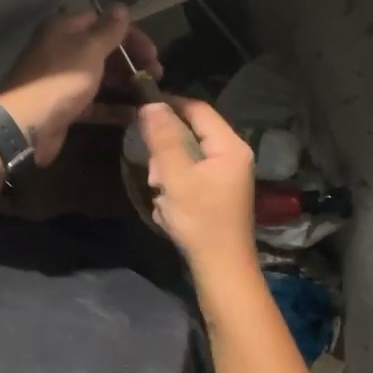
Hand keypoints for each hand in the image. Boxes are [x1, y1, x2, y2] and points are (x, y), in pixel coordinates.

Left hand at [0, 6, 159, 165]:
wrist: (27, 125)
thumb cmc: (61, 80)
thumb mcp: (90, 48)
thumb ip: (109, 29)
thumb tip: (121, 7)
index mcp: (65, 30)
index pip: (103, 22)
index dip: (130, 34)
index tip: (153, 52)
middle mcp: (63, 52)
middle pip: (104, 51)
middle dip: (131, 61)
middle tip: (156, 74)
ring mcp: (64, 82)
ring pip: (101, 78)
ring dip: (126, 84)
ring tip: (150, 94)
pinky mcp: (66, 108)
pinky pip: (95, 104)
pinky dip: (114, 108)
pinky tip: (135, 115)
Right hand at [139, 98, 255, 274]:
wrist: (221, 268)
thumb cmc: (201, 220)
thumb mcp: (176, 177)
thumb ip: (163, 139)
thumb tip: (150, 104)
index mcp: (230, 146)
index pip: (197, 109)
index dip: (168, 105)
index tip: (139, 110)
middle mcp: (233, 157)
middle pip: (191, 136)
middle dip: (166, 153)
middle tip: (154, 175)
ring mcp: (226, 178)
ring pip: (187, 161)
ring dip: (168, 176)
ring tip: (162, 197)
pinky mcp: (218, 196)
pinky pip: (190, 180)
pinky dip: (175, 191)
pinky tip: (169, 211)